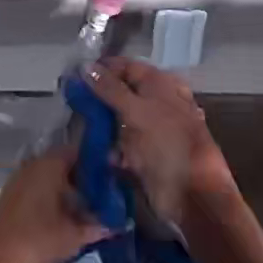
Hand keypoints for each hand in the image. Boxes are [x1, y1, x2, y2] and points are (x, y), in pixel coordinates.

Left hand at [0, 147, 110, 262]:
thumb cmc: (34, 240)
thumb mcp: (73, 236)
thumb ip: (99, 225)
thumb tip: (121, 221)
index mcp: (51, 163)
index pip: (82, 151)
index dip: (102, 161)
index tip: (119, 175)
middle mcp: (35, 163)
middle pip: (69, 163)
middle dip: (89, 178)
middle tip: (111, 196)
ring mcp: (22, 178)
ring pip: (55, 176)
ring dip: (73, 190)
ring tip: (94, 209)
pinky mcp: (14, 195)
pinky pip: (42, 187)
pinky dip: (57, 197)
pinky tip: (69, 217)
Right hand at [87, 58, 236, 224]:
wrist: (192, 197)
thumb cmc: (167, 145)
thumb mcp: (136, 111)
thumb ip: (110, 88)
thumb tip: (85, 66)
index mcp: (161, 85)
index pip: (126, 66)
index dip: (101, 69)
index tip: (73, 76)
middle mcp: (157, 103)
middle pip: (122, 92)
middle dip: (97, 97)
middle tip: (70, 101)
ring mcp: (152, 130)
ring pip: (118, 118)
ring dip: (100, 122)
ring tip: (77, 125)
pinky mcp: (145, 154)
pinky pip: (120, 143)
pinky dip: (108, 145)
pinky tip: (92, 149)